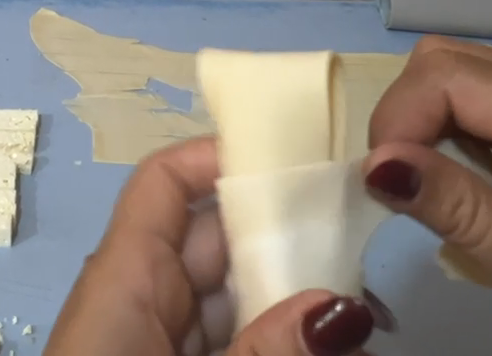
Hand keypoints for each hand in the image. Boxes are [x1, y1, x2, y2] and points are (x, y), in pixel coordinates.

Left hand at [47, 136, 377, 355]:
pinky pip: (231, 342)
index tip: (294, 155)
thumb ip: (267, 352)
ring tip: (368, 307)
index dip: (220, 156)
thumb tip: (346, 307)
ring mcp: (158, 343)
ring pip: (230, 298)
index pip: (165, 184)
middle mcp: (140, 299)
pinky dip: (276, 340)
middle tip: (361, 242)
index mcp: (124, 278)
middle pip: (213, 239)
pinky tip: (332, 347)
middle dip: (282, 234)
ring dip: (290, 296)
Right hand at [363, 37, 491, 355]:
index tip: (382, 180)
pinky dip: (453, 131)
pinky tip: (467, 184)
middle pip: (454, 60)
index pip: (454, 76)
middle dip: (408, 112)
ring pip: (465, 74)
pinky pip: (488, 102)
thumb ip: (463, 213)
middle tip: (402, 184)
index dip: (402, 114)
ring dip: (427, 121)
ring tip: (431, 189)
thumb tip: (375, 161)